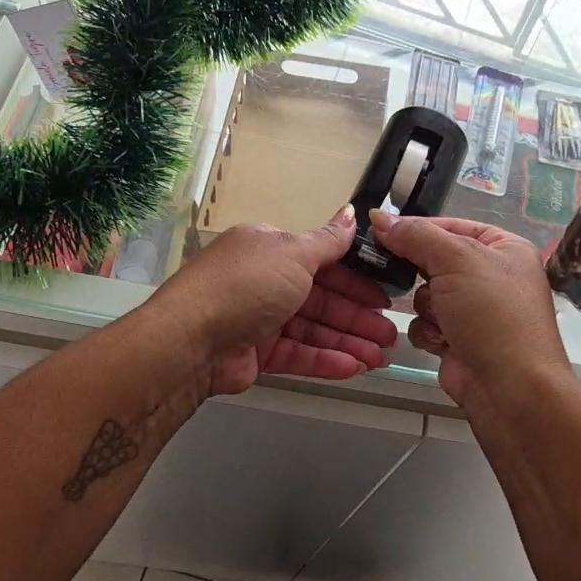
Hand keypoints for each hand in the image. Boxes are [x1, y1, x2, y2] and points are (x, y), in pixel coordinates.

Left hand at [146, 208, 398, 396]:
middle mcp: (265, 281)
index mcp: (270, 249)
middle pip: (322, 299)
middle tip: (390, 335)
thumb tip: (352, 213)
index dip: (356, 279)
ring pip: (314, 329)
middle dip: (357, 317)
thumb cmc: (244, 286)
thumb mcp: (293, 254)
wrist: (190, 341)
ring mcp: (260, 319)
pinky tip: (353, 367)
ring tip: (380, 358)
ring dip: (348, 342)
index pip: (323, 262)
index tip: (383, 296)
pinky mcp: (257, 354)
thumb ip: (328, 241)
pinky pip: (299, 354)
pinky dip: (326, 360)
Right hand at [367, 211, 572, 409]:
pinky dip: (430, 332)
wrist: (510, 387)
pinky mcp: (460, 340)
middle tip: (411, 277)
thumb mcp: (456, 260)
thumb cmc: (493, 313)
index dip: (419, 229)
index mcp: (504, 248)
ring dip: (428, 307)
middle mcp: (492, 276)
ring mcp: (476, 311)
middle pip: (435, 261)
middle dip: (423, 275)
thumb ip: (416, 236)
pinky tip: (443, 342)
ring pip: (426, 294)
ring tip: (443, 320)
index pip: (452, 226)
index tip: (384, 232)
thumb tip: (379, 217)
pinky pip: (427, 324)